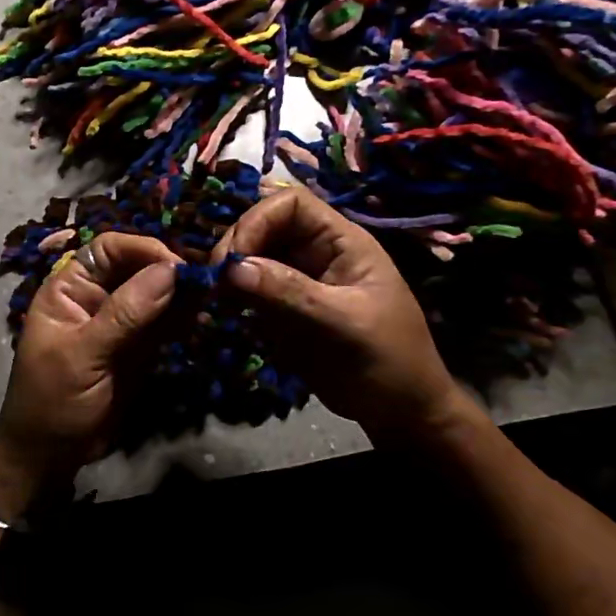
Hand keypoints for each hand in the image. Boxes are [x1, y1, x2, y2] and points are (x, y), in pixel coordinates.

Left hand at [0, 233, 180, 496]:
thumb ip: (125, 314)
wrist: (52, 455)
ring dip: (182, 293)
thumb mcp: (82, 355)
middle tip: (203, 280)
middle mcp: (96, 297)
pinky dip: (183, 318)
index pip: (108, 250)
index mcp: (69, 289)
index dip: (142, 249)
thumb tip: (169, 271)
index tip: (176, 264)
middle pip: (138, 267)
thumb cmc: (52, 401)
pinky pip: (165, 323)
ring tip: (210, 295)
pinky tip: (201, 316)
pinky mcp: (140, 347)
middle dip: (169, 270)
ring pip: (156, 294)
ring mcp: (121, 323)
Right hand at [212, 187, 472, 445]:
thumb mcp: (343, 323)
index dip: (257, 220)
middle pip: (262, 226)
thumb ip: (290, 292)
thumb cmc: (389, 360)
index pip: (290, 205)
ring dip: (228, 273)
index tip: (234, 258)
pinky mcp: (282, 309)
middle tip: (215, 283)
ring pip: (250, 258)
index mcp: (341, 242)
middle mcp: (315, 253)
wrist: (399, 411)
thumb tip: (232, 269)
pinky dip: (231, 297)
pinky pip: (249, 290)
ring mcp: (296, 281)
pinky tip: (223, 313)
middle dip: (235, 247)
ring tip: (217, 300)